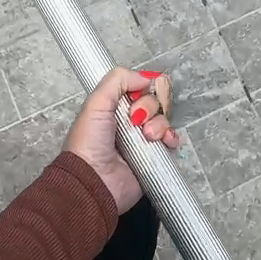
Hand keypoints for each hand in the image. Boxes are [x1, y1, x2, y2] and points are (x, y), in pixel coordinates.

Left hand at [63, 67, 180, 212]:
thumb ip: (117, 81)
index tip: (137, 95)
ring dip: (159, 124)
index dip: (141, 89)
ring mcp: (142, 140)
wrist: (93, 182)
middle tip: (136, 120)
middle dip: (148, 107)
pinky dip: (171, 138)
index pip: (138, 89)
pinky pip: (171, 141)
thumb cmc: (89, 143)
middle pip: (153, 102)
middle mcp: (129, 122)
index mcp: (114, 108)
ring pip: (163, 120)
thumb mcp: (96, 103)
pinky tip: (165, 141)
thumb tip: (145, 78)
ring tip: (148, 136)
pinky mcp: (154, 158)